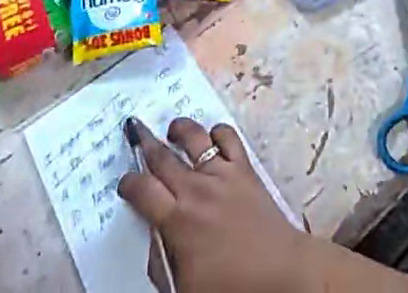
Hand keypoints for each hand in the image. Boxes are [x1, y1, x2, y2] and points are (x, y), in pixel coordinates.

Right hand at [119, 117, 310, 292]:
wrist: (282, 275)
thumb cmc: (232, 287)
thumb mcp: (184, 288)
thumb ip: (161, 263)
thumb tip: (153, 237)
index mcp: (178, 221)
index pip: (142, 190)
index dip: (128, 183)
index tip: (125, 183)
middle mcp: (196, 190)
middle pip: (162, 157)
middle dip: (145, 144)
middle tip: (135, 133)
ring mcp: (221, 174)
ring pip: (194, 137)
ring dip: (179, 129)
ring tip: (171, 129)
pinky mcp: (244, 169)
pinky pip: (228, 137)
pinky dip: (217, 131)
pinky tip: (211, 136)